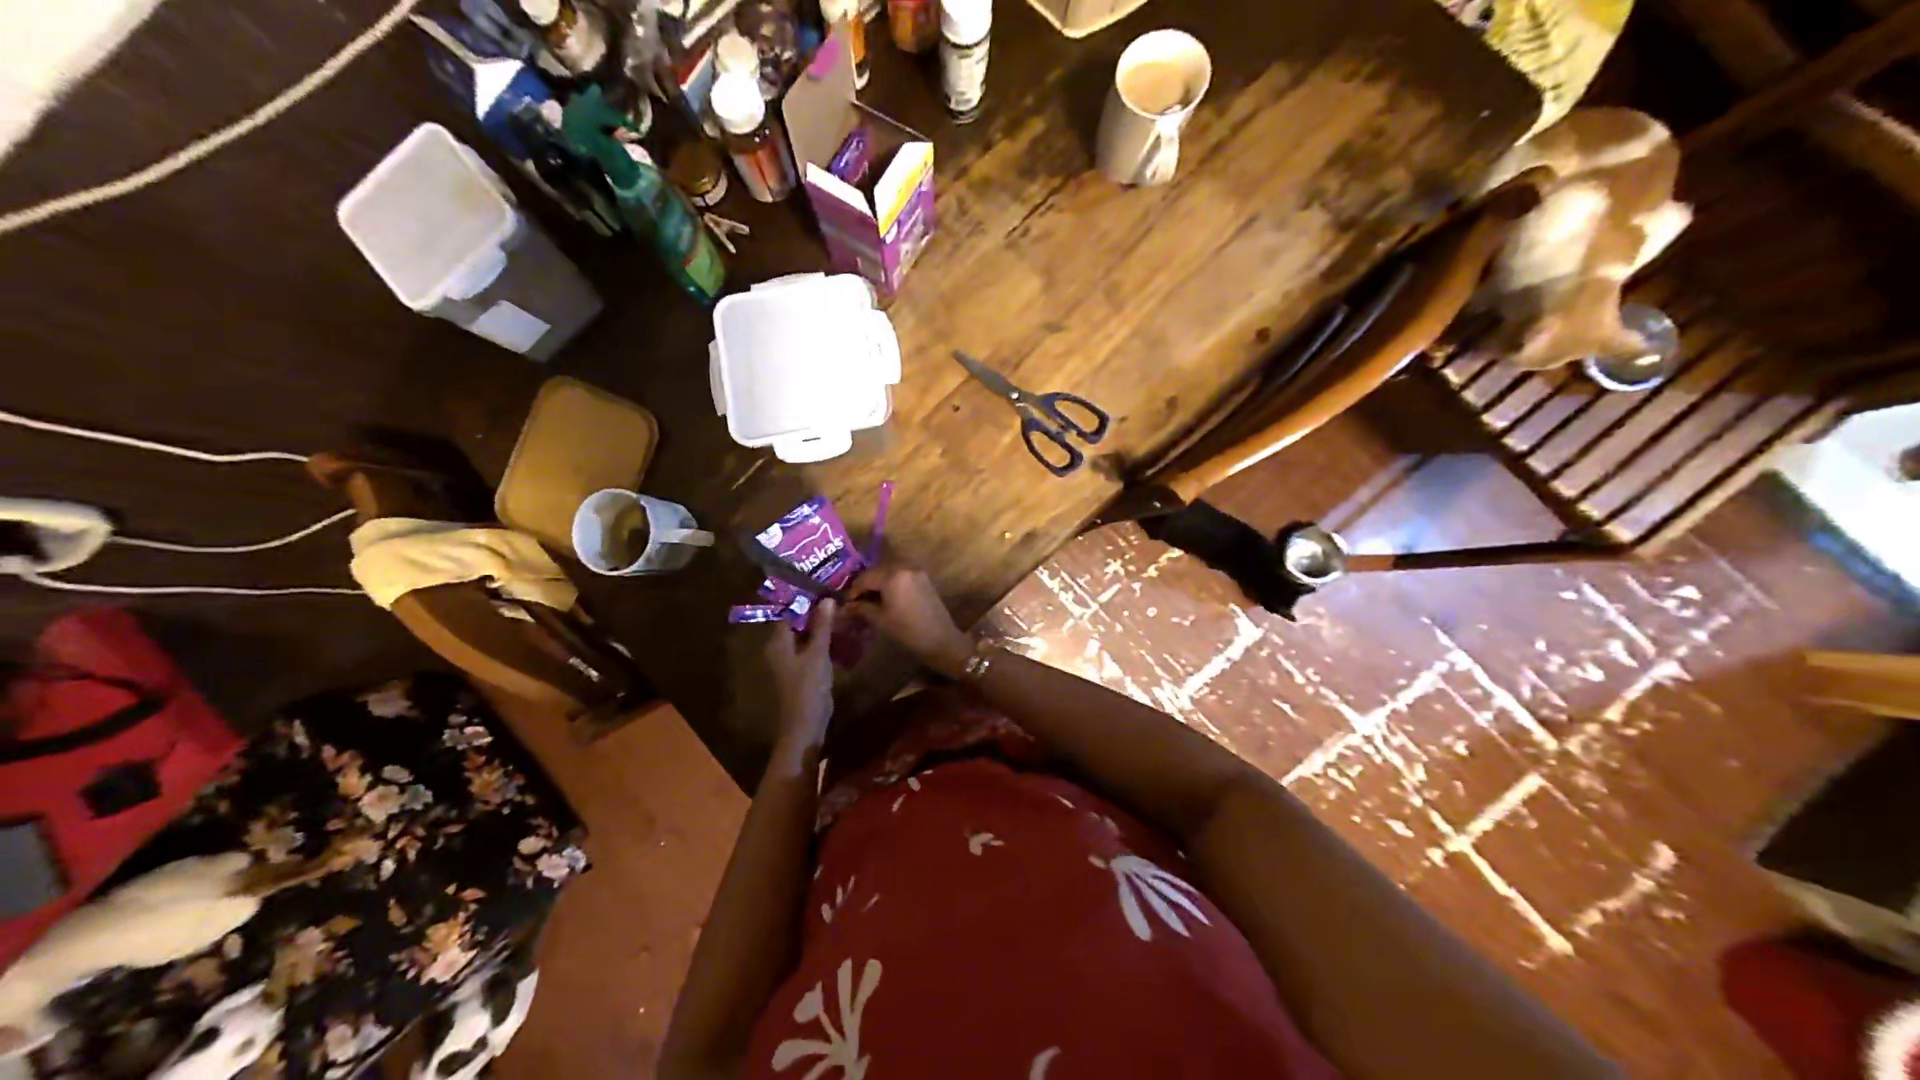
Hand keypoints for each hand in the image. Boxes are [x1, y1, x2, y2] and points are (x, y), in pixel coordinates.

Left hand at [766, 599, 836, 748]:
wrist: (805, 723)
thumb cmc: (808, 686)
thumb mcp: (818, 653)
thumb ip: (822, 626)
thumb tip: (827, 599)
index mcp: (778, 641)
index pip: (789, 611)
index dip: (806, 599)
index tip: (825, 587)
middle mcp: (780, 647)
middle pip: (797, 622)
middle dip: (816, 611)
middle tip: (837, 597)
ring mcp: (790, 659)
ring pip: (805, 635)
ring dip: (820, 625)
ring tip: (841, 611)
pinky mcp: (801, 669)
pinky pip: (810, 647)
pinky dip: (822, 639)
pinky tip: (839, 633)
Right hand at [848, 566, 971, 676]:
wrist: (940, 639)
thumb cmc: (907, 630)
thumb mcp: (880, 619)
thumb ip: (861, 608)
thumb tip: (845, 607)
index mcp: (892, 575)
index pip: (865, 577)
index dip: (853, 590)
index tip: (846, 602)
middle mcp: (905, 567)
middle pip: (878, 572)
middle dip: (866, 585)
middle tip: (857, 601)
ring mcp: (917, 572)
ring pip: (890, 573)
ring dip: (879, 583)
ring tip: (871, 600)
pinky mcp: (924, 579)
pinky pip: (902, 576)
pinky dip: (892, 584)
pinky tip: (887, 598)